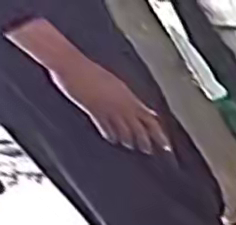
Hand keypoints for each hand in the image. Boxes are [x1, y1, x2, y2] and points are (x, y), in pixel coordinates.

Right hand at [50, 56, 169, 153]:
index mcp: (132, 102)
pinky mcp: (92, 109)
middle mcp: (124, 108)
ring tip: (128, 145)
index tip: (167, 147)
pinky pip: (105, 127)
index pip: (152, 124)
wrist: (69, 62)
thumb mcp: (121, 87)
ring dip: (127, 140)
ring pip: (124, 132)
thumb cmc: (93, 72)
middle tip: (146, 150)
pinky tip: (111, 139)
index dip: (161, 137)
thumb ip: (136, 102)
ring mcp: (109, 109)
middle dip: (145, 143)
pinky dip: (109, 135)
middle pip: (140, 131)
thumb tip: (150, 113)